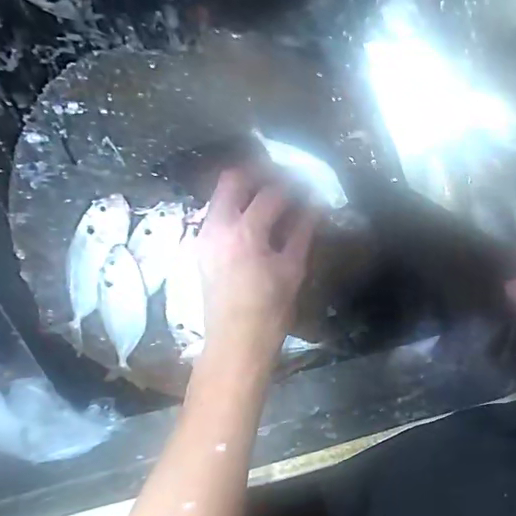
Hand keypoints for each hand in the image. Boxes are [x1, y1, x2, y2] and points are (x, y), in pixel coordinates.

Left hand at [196, 168, 317, 356]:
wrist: (235, 341)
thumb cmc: (269, 310)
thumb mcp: (292, 269)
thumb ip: (301, 233)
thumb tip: (314, 208)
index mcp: (244, 233)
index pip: (271, 194)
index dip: (293, 188)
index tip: (307, 187)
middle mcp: (218, 227)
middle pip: (233, 180)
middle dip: (259, 175)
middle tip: (282, 182)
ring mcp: (205, 235)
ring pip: (221, 195)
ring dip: (245, 191)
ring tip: (271, 203)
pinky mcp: (201, 247)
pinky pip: (216, 214)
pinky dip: (235, 209)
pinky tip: (255, 223)